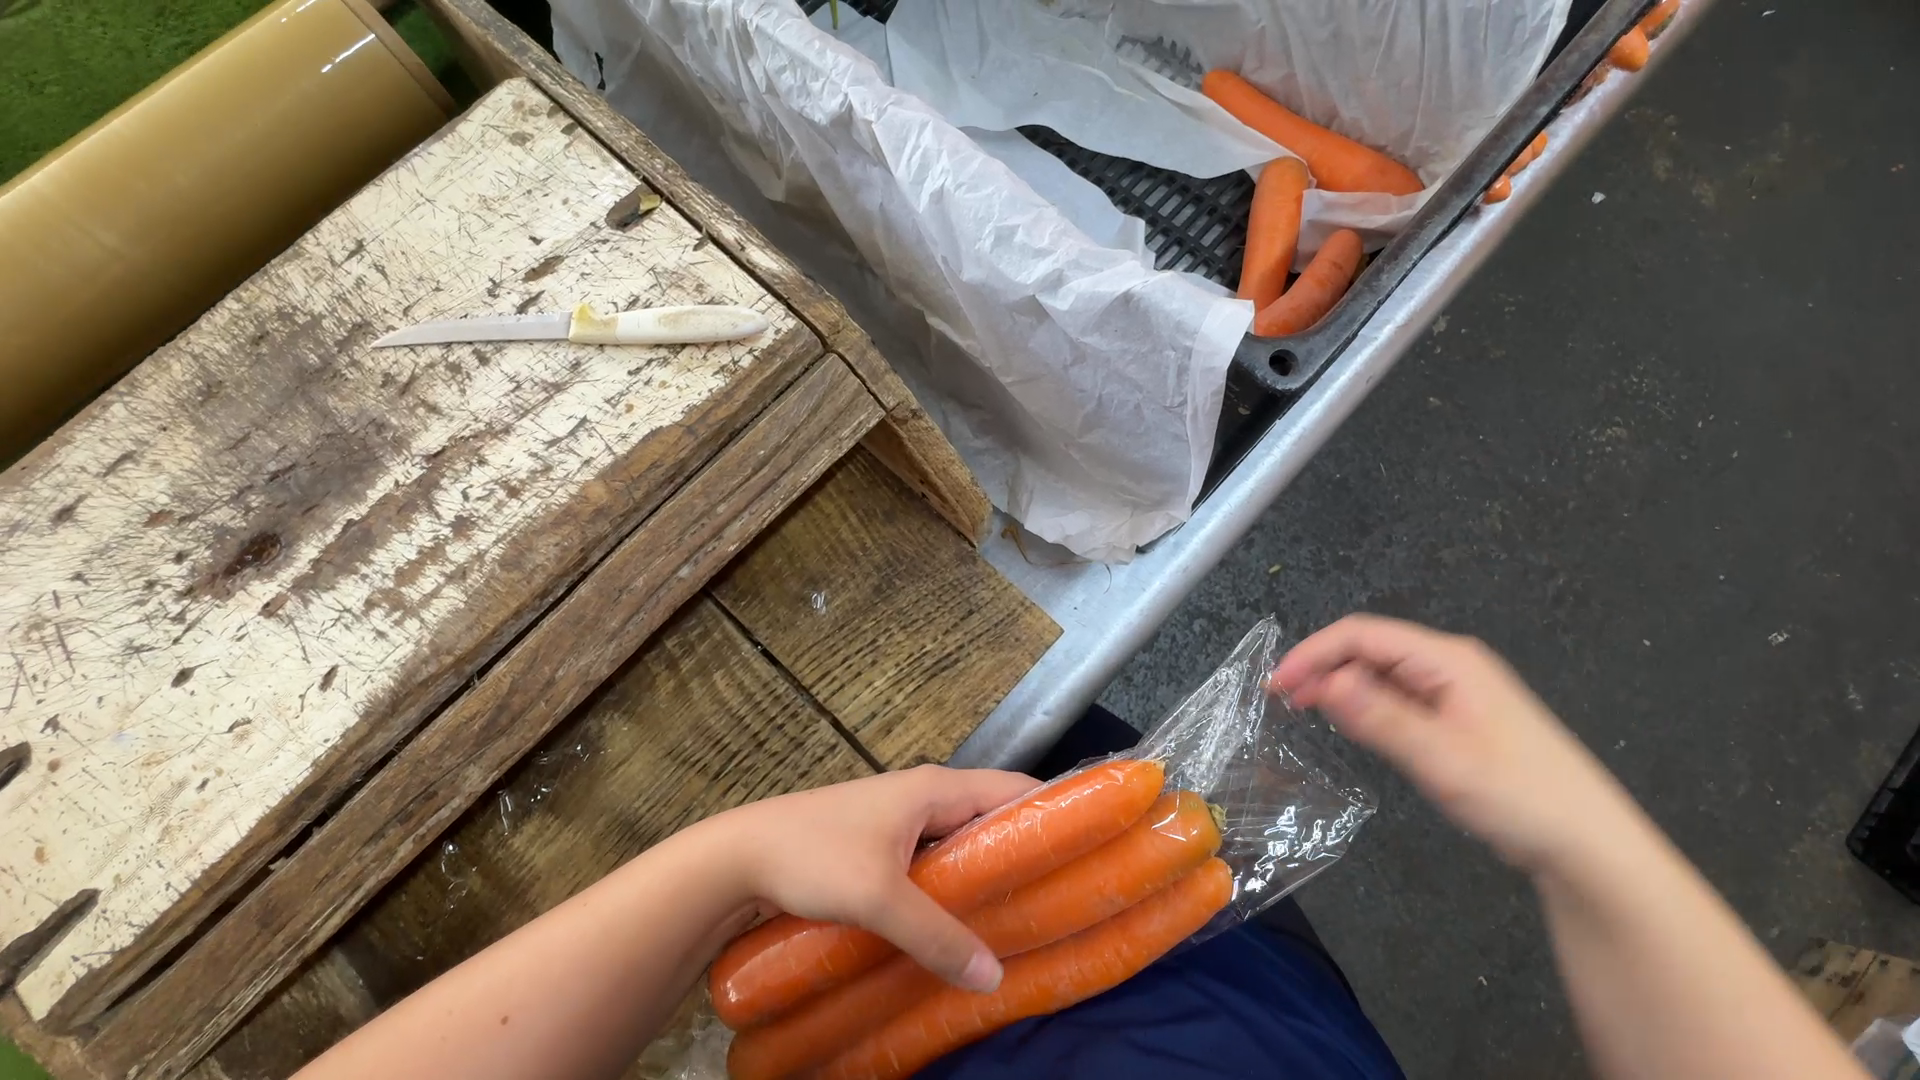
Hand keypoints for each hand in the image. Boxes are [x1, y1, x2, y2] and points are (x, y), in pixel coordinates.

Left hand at [701, 765, 1037, 991]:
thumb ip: (936, 935)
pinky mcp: (878, 846)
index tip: (1092, 842)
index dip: (1054, 808)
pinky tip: (961, 923)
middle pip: (990, 816)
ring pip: (959, 843)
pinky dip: (953, 885)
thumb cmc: (813, 856)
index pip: (1012, 789)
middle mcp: (922, 797)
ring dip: (987, 871)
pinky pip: (932, 862)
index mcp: (934, 788)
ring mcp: (898, 821)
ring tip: (1023, 914)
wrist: (738, 857)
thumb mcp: (879, 898)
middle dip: (1026, 849)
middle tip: (1066, 892)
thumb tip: (994, 976)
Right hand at [1272, 614, 1639, 874]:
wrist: (1587, 845)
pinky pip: (1397, 697)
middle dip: (1321, 667)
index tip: (1277, 683)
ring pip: (1381, 673)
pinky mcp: (1455, 718)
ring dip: (1339, 686)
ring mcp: (1454, 691)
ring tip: (1304, 710)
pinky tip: (1348, 724)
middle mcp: (1449, 665)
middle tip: (1282, 700)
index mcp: (1449, 660)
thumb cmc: (1520, 796)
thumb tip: (1323, 682)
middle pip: (1369, 649)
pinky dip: (1363, 705)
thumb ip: (1378, 717)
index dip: (1313, 653)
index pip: (1362, 635)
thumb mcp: (1440, 758)